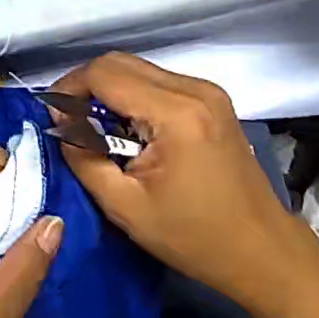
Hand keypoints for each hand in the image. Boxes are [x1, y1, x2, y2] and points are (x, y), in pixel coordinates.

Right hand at [52, 53, 318, 309]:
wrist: (265, 254)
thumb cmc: (195, 238)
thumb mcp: (124, 206)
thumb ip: (82, 156)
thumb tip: (58, 121)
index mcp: (176, 114)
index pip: (104, 74)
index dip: (69, 88)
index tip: (53, 116)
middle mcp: (194, 89)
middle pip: (118, 62)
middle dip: (85, 85)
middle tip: (68, 120)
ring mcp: (207, 90)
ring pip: (135, 67)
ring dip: (107, 90)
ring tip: (95, 127)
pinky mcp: (211, 98)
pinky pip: (155, 80)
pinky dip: (130, 95)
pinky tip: (126, 127)